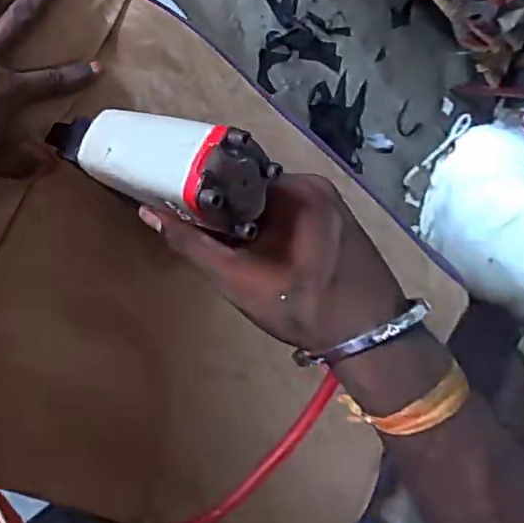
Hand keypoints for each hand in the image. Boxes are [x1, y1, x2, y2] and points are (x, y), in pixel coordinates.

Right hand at [139, 173, 405, 351]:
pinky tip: (271, 255)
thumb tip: (149, 211)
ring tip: (242, 253)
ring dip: (252, 222)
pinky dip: (274, 228)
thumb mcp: (238, 279)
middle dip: (231, 213)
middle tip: (219, 243)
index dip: (208, 198)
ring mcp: (331, 200)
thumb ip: (192, 243)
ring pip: (269, 202)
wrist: (374, 343)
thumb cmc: (304, 309)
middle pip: (251, 189)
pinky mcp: (339, 217)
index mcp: (295, 189)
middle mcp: (315, 184)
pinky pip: (291, 211)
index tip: (192, 217)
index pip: (233, 179)